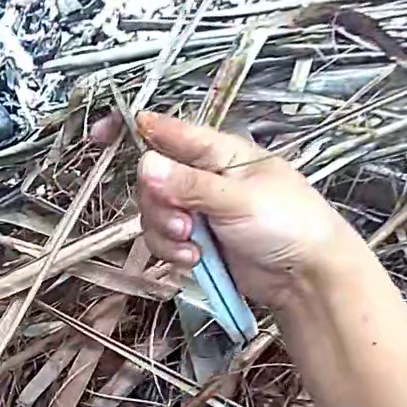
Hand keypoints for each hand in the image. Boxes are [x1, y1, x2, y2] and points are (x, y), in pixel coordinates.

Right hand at [91, 111, 365, 308]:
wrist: (304, 275)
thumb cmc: (288, 223)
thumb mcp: (237, 200)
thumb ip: (190, 185)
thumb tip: (146, 165)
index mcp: (220, 153)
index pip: (171, 133)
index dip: (138, 130)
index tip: (101, 132)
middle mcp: (204, 178)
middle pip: (154, 183)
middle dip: (160, 207)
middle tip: (183, 225)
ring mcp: (198, 212)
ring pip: (155, 216)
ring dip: (166, 235)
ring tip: (193, 248)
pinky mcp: (195, 242)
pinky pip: (164, 242)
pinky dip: (172, 253)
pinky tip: (194, 261)